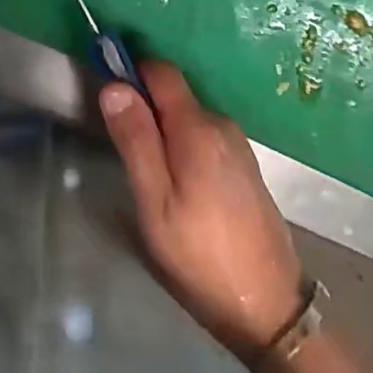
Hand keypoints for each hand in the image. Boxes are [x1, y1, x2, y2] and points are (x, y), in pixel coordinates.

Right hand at [100, 62, 305, 356]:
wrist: (268, 305)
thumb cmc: (200, 255)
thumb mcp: (155, 202)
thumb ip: (135, 140)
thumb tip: (113, 84)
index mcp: (197, 127)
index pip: (161, 71)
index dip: (131, 67)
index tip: (104, 80)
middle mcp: (221, 123)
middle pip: (174, 93)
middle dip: (143, 102)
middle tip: (117, 140)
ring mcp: (236, 143)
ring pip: (188, 116)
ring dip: (162, 125)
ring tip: (143, 167)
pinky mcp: (243, 164)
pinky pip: (203, 135)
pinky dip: (182, 142)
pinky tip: (175, 180)